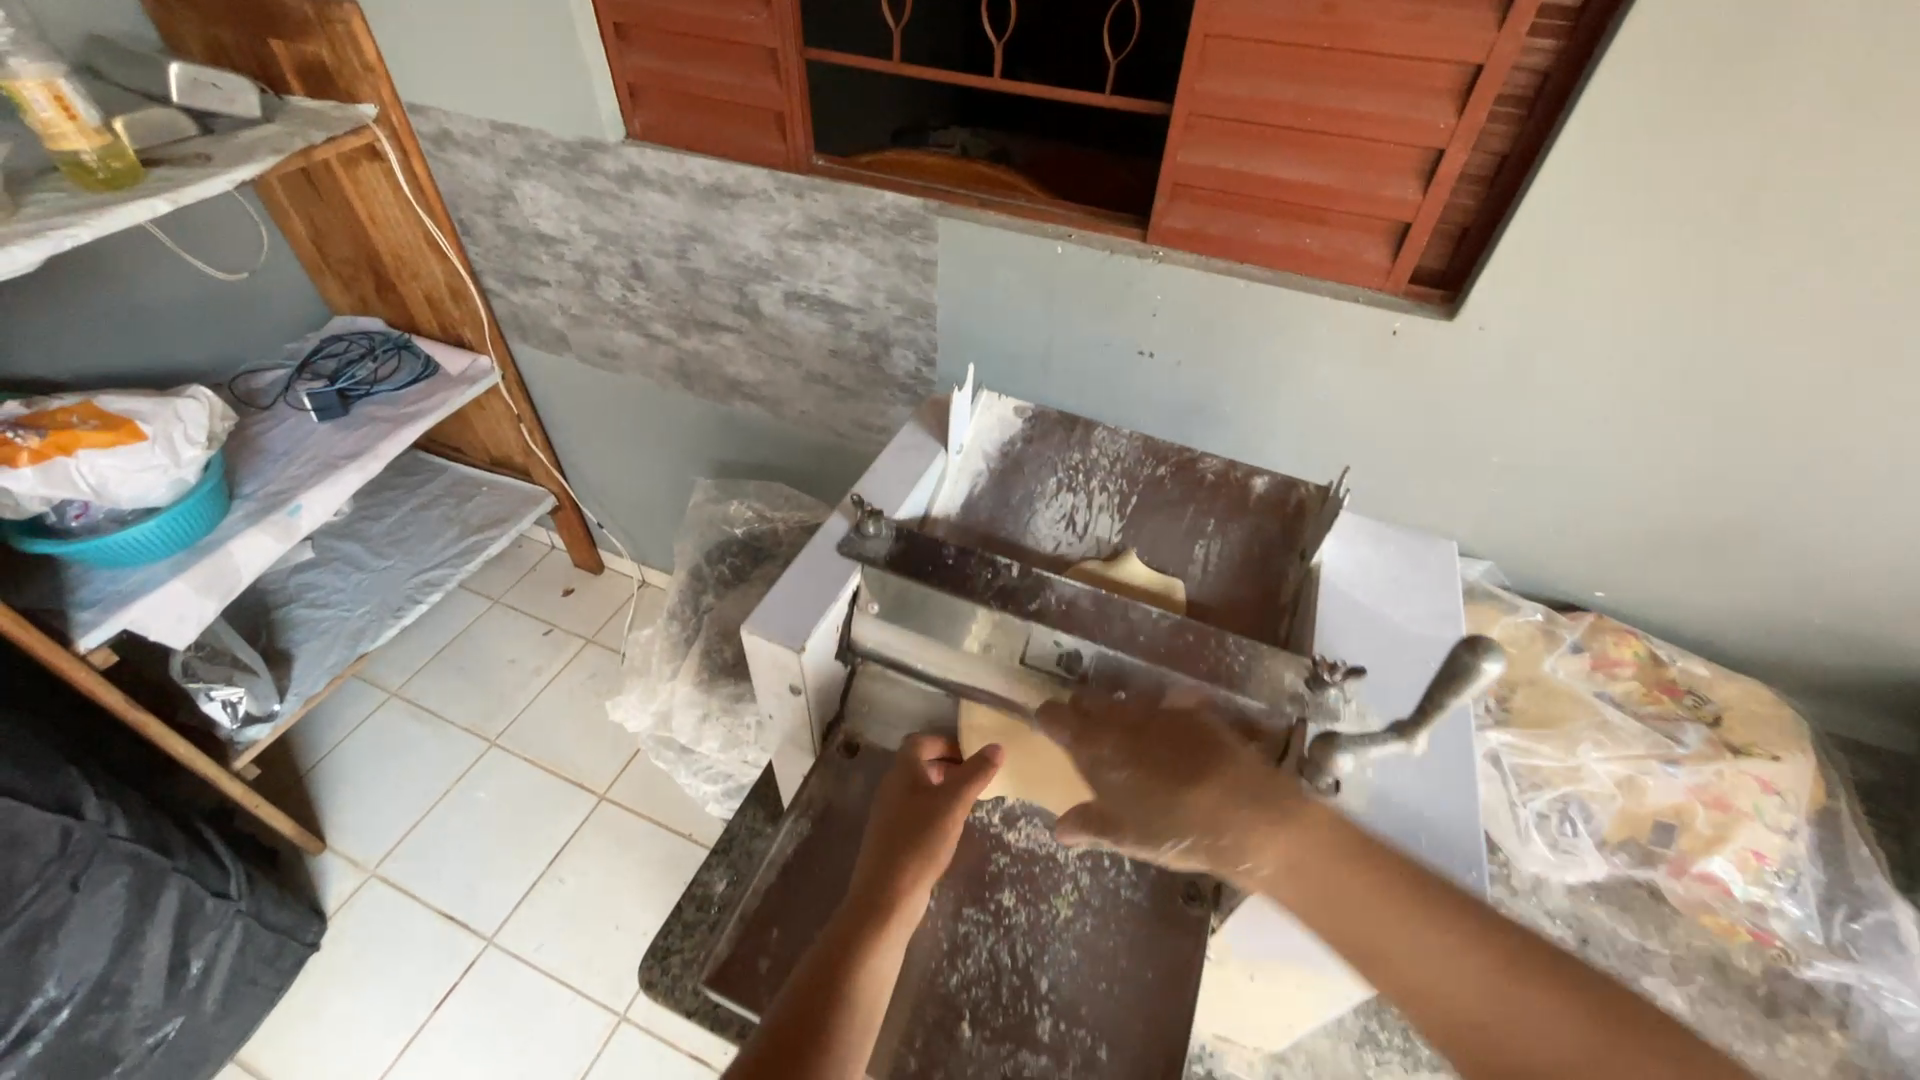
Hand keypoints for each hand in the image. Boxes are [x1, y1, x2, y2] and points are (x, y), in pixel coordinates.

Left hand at [845, 734, 1003, 924]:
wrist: (886, 894)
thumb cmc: (920, 840)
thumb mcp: (954, 803)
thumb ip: (975, 774)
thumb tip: (996, 746)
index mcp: (902, 770)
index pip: (922, 741)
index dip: (947, 742)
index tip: (973, 755)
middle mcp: (892, 786)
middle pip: (920, 763)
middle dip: (949, 765)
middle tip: (976, 777)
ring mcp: (890, 812)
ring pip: (920, 788)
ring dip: (944, 788)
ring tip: (969, 801)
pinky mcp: (893, 835)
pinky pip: (917, 810)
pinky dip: (936, 809)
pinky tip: (952, 827)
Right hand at [1034, 692, 1315, 886]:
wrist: (1244, 813)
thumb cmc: (1172, 829)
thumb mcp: (1124, 837)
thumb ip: (1088, 825)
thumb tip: (1059, 828)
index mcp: (1094, 745)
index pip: (1055, 716)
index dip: (1048, 719)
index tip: (1047, 725)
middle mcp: (1120, 718)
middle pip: (1088, 700)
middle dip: (1082, 711)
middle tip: (1085, 733)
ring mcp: (1159, 710)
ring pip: (1126, 701)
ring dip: (1120, 713)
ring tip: (1128, 736)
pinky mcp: (1194, 711)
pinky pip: (1166, 706)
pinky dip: (1161, 718)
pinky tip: (1172, 738)